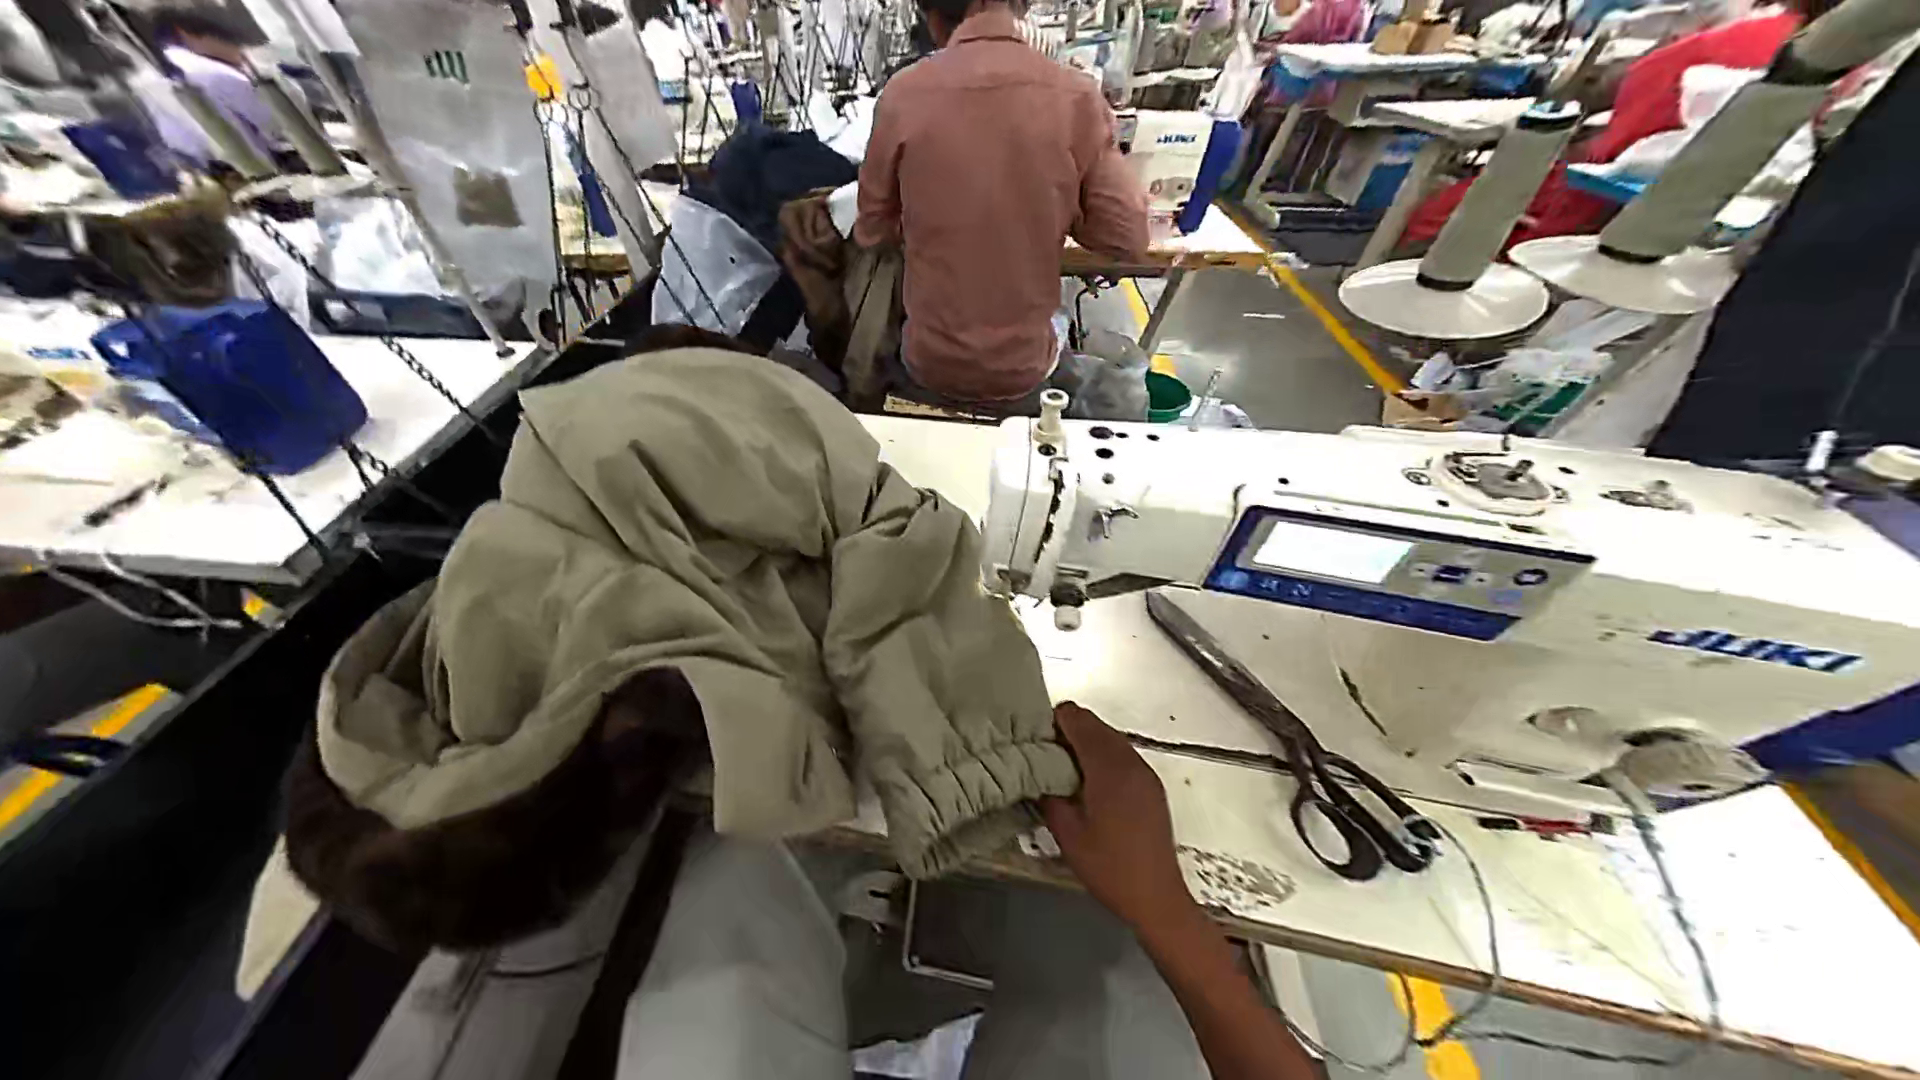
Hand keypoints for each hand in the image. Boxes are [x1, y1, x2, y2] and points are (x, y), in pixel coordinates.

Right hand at [1041, 702, 1195, 931]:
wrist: (1157, 898)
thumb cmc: (1109, 867)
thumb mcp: (1066, 833)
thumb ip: (1048, 794)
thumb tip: (1036, 772)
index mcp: (1107, 766)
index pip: (1077, 719)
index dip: (1054, 722)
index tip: (1037, 740)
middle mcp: (1129, 760)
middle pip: (1094, 723)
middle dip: (1068, 731)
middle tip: (1045, 755)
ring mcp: (1144, 771)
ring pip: (1109, 736)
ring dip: (1086, 742)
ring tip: (1065, 770)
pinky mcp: (1152, 784)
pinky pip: (1122, 753)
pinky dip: (1103, 755)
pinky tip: (1090, 783)